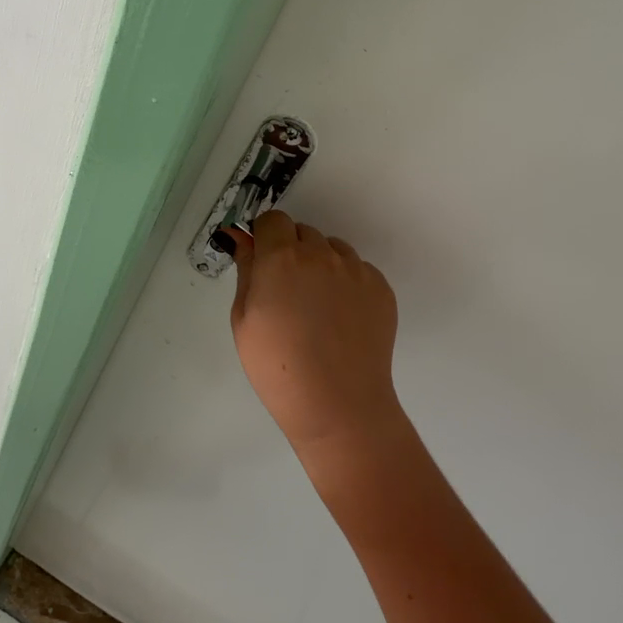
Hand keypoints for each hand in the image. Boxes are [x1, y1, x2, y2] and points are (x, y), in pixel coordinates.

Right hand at [227, 210, 401, 451]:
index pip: (273, 220)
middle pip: (303, 233)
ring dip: (321, 264)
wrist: (336, 402)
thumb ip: (246, 272)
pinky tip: (339, 319)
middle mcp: (322, 254)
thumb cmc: (276, 365)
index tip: (262, 261)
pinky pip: (358, 272)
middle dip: (291, 251)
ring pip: (333, 250)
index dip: (265, 237)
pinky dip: (346, 284)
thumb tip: (241, 239)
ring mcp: (356, 271)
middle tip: (285, 293)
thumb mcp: (243, 320)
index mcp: (281, 258)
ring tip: (316, 307)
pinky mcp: (381, 290)